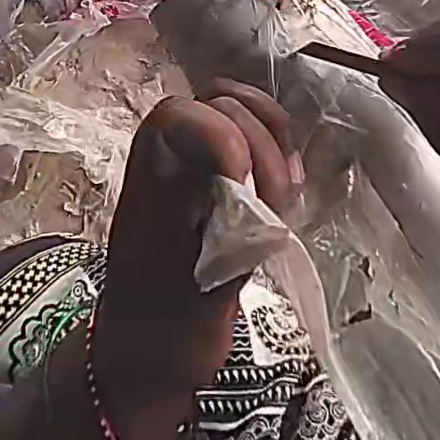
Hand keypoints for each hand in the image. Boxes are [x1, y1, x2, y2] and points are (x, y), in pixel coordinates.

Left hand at [93, 80, 296, 439]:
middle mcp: (176, 146)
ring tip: (281, 198)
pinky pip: (262, 143)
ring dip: (277, 149)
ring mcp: (204, 157)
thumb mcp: (182, 263)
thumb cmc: (163, 306)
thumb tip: (241, 173)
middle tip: (268, 201)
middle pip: (226, 102)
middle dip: (260, 146)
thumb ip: (210, 214)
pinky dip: (283, 161)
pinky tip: (287, 198)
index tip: (241, 186)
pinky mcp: (230, 176)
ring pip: (248, 114)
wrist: (159, 337)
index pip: (183, 111)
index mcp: (152, 159)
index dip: (220, 135)